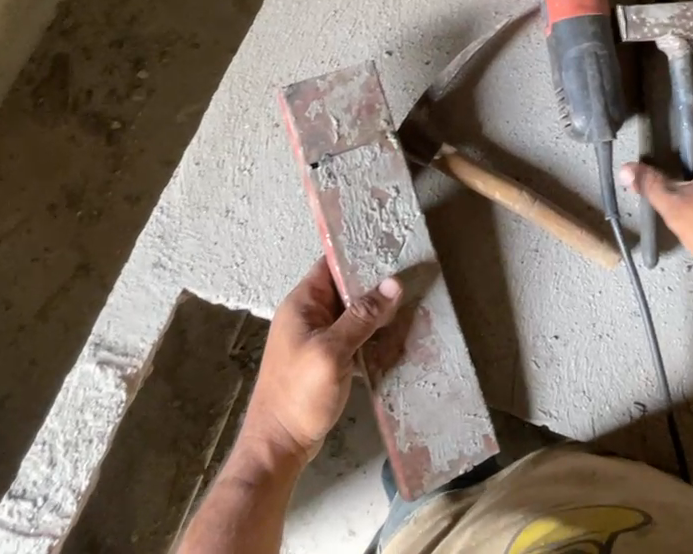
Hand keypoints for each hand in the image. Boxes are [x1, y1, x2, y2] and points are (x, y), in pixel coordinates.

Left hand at [240, 259, 402, 465]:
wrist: (279, 448)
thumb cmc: (298, 395)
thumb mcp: (332, 352)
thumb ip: (362, 317)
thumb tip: (393, 283)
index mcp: (302, 303)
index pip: (332, 264)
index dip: (359, 253)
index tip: (393, 245)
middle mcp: (309, 315)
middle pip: (346, 287)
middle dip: (376, 282)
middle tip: (413, 273)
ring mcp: (318, 338)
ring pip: (353, 312)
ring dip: (377, 310)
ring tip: (412, 299)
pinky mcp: (328, 359)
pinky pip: (354, 336)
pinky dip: (373, 334)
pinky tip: (397, 334)